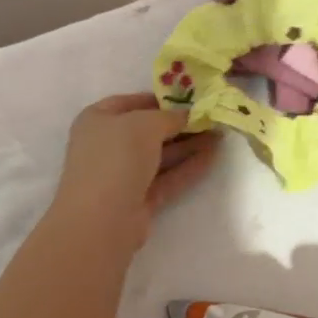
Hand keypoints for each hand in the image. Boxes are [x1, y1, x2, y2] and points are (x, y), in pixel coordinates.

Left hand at [50, 93, 219, 247]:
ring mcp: (122, 175)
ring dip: (188, 145)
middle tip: (212, 117)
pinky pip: (166, 178)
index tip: (191, 98)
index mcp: (97, 120)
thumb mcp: (145, 124)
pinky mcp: (139, 200)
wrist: (101, 219)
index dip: (161, 99)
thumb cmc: (116, 158)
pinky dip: (187, 167)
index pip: (132, 103)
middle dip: (180, 124)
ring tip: (220, 134)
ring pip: (160, 156)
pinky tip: (213, 156)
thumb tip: (187, 115)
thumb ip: (169, 117)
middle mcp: (107, 146)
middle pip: (148, 131)